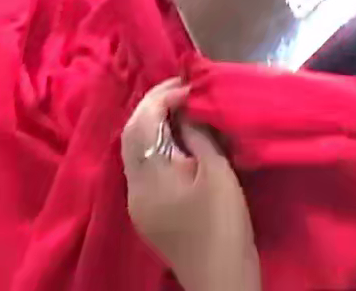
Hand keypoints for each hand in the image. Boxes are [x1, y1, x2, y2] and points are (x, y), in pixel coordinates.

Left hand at [122, 79, 258, 290]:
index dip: (163, 96)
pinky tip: (178, 134)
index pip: (142, 122)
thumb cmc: (223, 224)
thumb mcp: (216, 171)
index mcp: (148, 178)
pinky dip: (156, 141)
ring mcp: (138, 202)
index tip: (189, 84)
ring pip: (135, 147)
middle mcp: (134, 188)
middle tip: (183, 87)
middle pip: (132, 133)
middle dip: (154, 104)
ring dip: (153, 121)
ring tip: (182, 104)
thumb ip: (197, 133)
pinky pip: (144, 163)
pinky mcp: (148, 210)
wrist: (222, 282)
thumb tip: (186, 106)